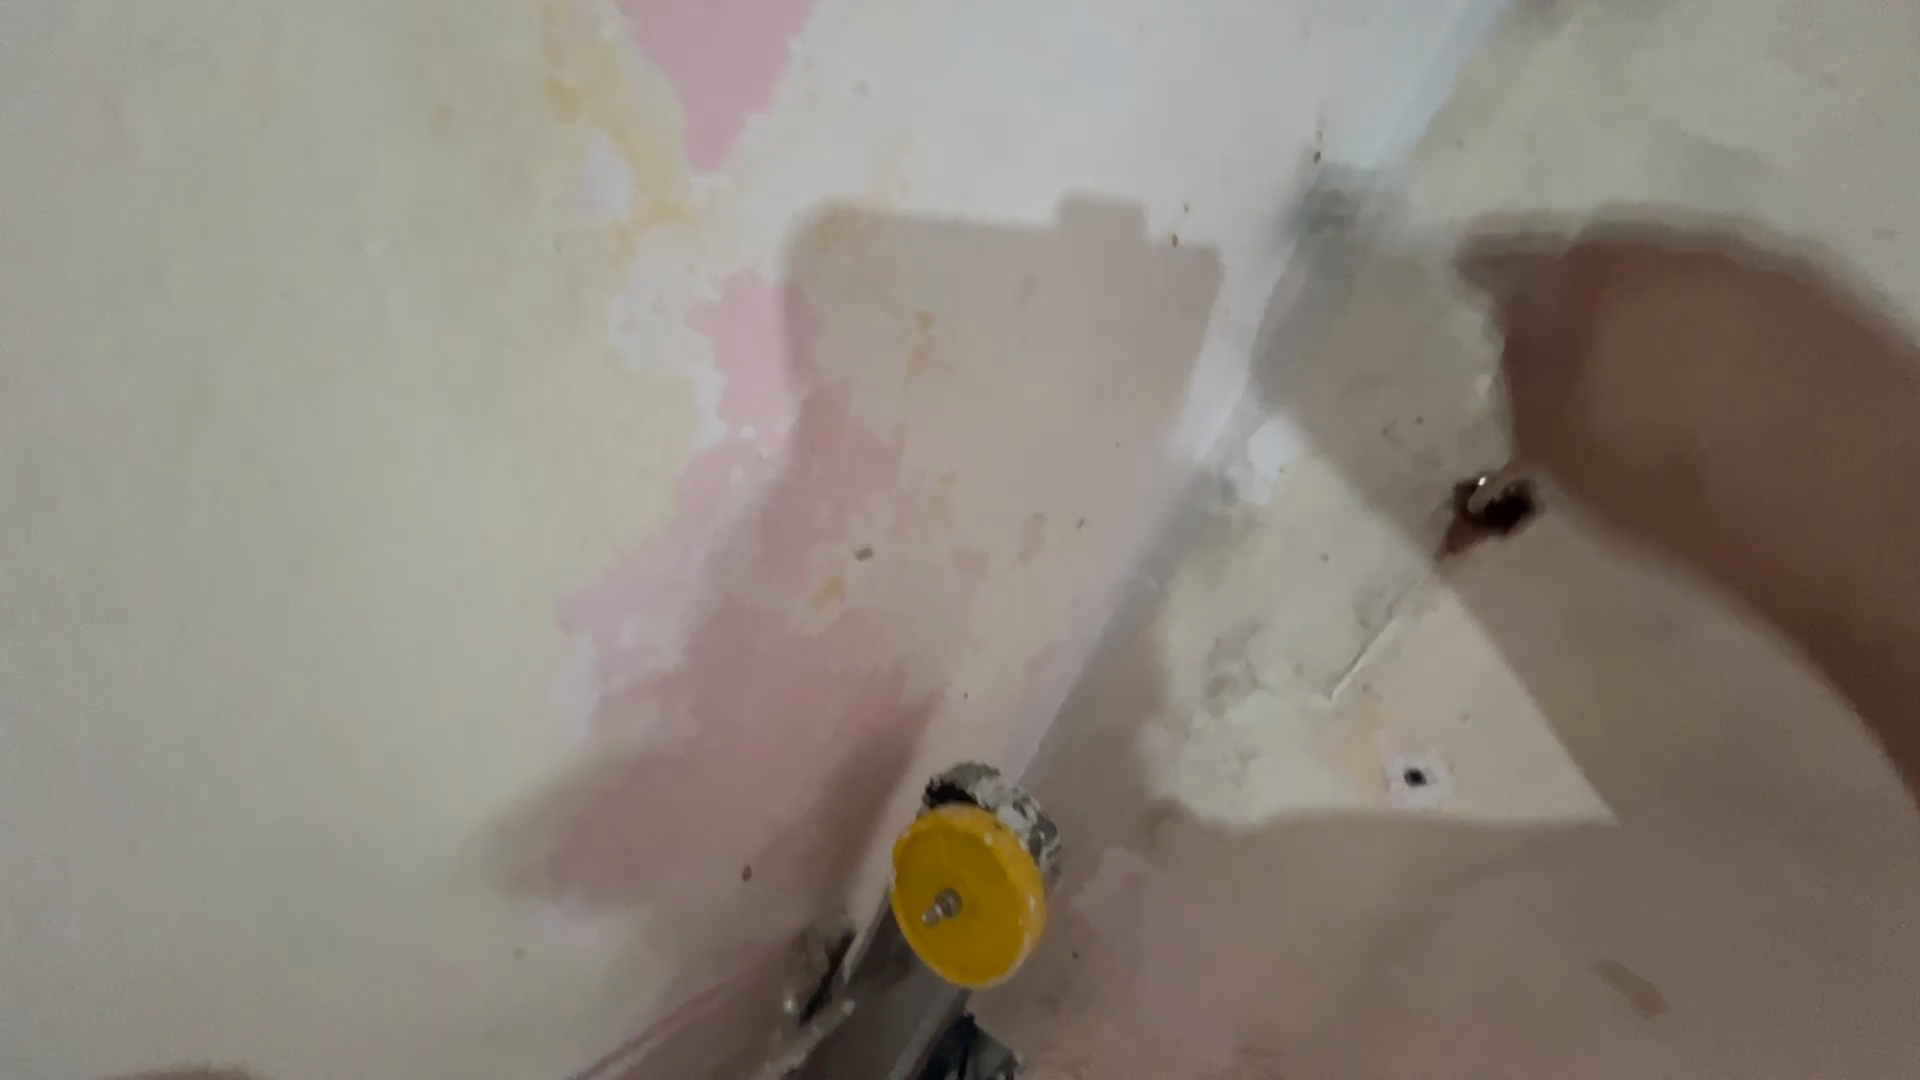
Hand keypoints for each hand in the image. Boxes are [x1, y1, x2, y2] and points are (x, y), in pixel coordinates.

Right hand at [1456, 215, 1919, 575]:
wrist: (1838, 500)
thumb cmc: (1654, 472)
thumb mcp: (1545, 437)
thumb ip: (1520, 368)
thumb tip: (1521, 328)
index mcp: (1590, 282)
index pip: (1512, 254)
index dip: (1480, 263)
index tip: (1460, 270)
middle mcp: (1672, 253)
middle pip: (1598, 250)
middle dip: (1564, 280)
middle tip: (1542, 322)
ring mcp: (1754, 268)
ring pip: (1667, 267)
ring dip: (1634, 298)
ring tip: (1619, 349)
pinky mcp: (1819, 296)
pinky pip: (1726, 290)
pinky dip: (1694, 315)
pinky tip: (1692, 363)